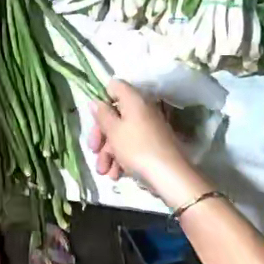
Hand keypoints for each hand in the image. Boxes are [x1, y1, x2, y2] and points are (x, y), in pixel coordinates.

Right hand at [87, 80, 210, 207]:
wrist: (170, 176)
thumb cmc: (137, 148)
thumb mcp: (113, 131)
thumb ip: (102, 114)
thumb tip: (96, 101)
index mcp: (134, 100)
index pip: (114, 87)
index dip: (101, 100)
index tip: (94, 118)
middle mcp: (142, 110)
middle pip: (115, 114)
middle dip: (101, 134)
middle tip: (93, 150)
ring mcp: (149, 128)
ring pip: (121, 133)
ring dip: (109, 152)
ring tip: (104, 172)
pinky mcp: (153, 145)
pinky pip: (132, 146)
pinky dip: (121, 158)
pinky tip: (116, 174)